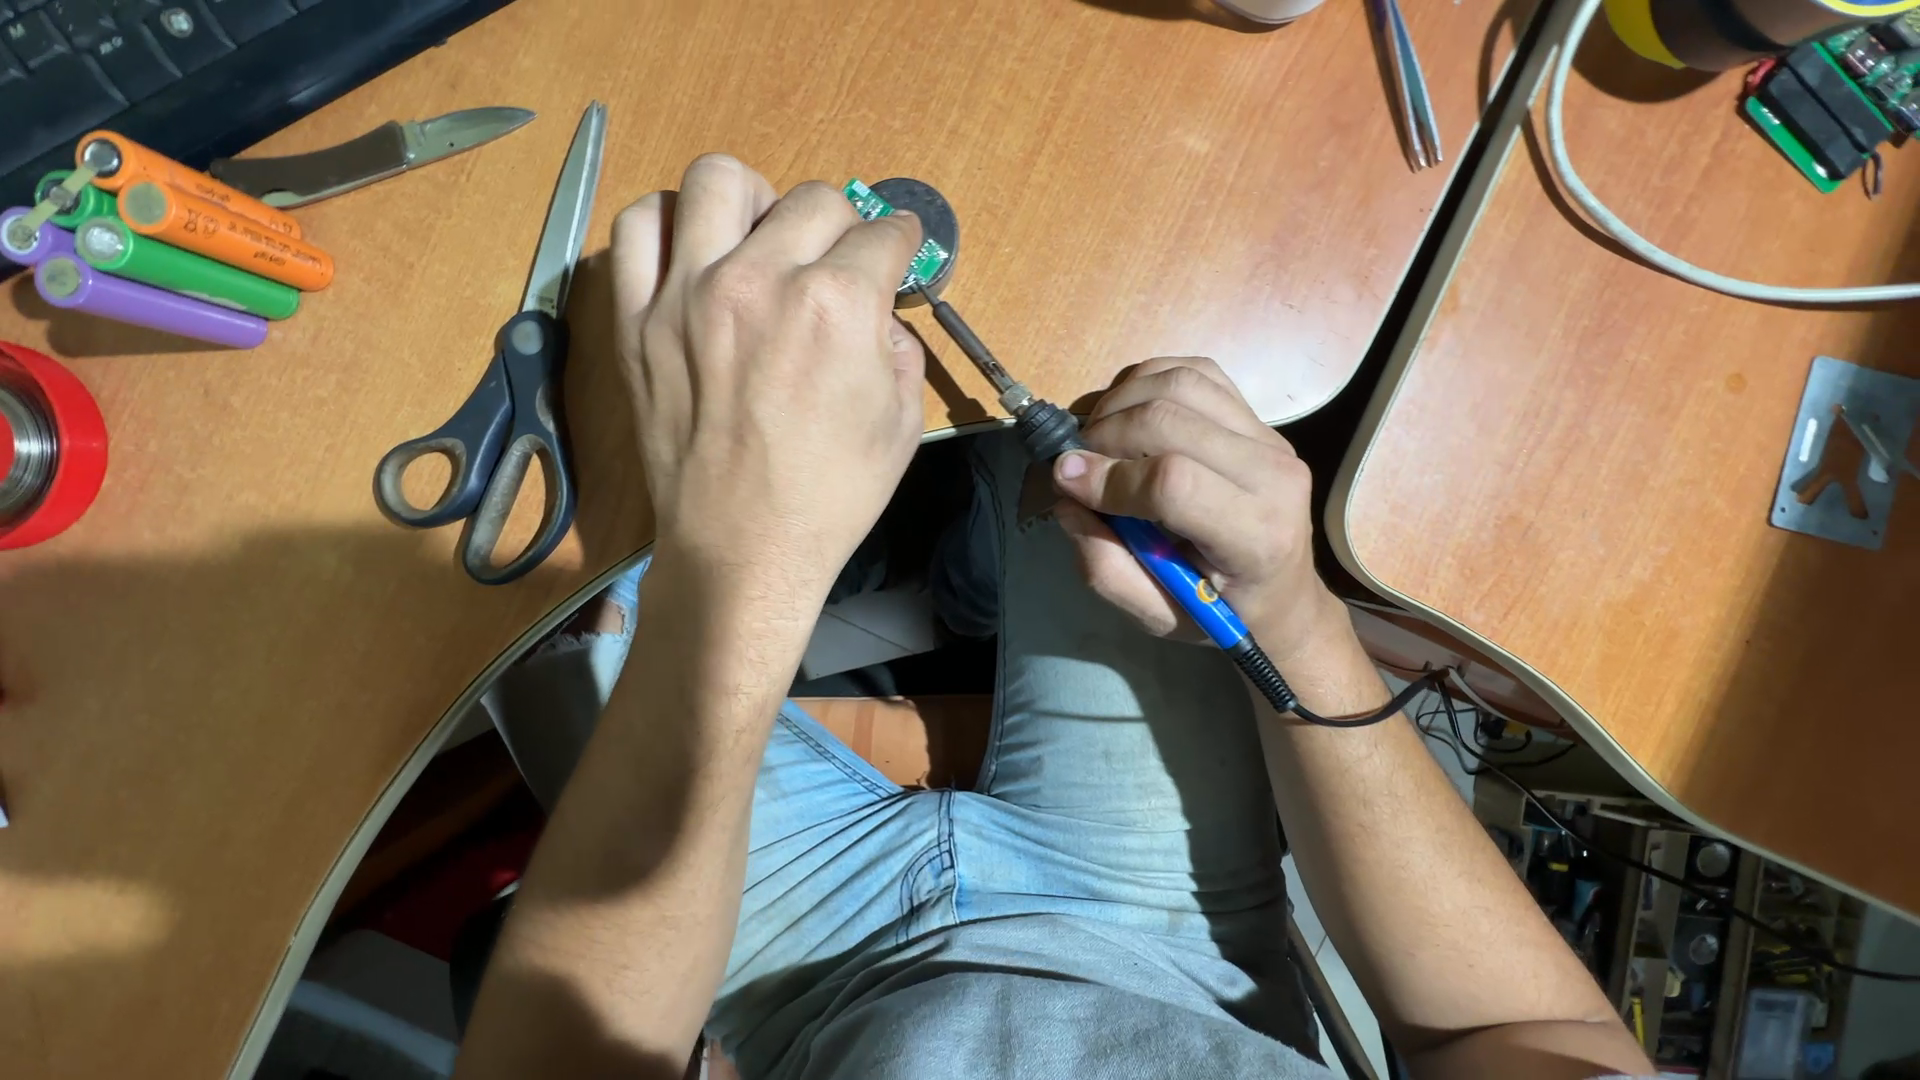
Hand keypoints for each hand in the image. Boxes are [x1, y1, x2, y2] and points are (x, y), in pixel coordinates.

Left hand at [610, 155, 925, 608]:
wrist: (744, 550)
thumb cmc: (832, 497)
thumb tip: (879, 314)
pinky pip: (640, 228)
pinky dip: (673, 224)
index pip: (882, 236)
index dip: (901, 241)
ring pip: (719, 182)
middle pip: (813, 200)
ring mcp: (689, 294)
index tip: (898, 248)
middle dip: (843, 225)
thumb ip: (900, 349)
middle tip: (840, 261)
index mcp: (838, 307)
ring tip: (763, 237)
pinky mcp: (638, 319)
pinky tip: (697, 253)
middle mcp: (763, 280)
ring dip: (756, 199)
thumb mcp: (902, 427)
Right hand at [1049, 357, 1345, 667]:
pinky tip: (1126, 412)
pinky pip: (1194, 372)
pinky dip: (1146, 380)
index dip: (1109, 477)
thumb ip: (1105, 568)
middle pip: (1170, 419)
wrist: (1281, 593)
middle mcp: (1274, 475)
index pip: (1174, 482)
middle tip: (1074, 463)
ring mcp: (1270, 437)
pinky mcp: (1257, 417)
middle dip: (1104, 435)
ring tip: (1096, 438)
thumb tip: (1068, 497)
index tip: (1065, 481)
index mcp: (1256, 537)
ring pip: (1179, 384)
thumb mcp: (1155, 617)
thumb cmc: (1218, 614)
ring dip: (1120, 402)